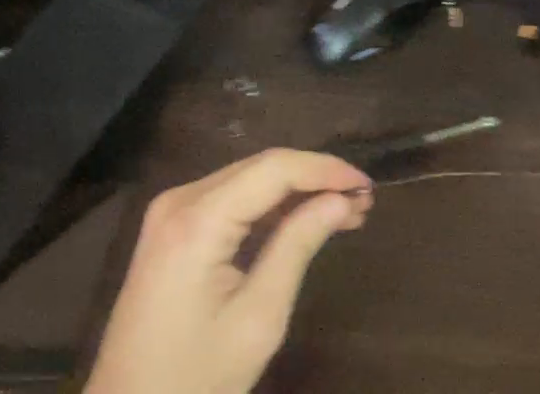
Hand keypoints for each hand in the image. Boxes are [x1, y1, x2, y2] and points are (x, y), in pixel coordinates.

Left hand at [88, 148, 373, 393]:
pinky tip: (304, 219)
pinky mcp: (172, 229)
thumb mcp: (257, 317)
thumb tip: (341, 200)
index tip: (367, 184)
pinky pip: (230, 200)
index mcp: (196, 220)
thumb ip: (298, 247)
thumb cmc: (195, 377)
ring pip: (248, 180)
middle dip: (315, 178)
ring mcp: (171, 213)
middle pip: (260, 168)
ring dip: (297, 191)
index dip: (325, 169)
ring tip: (347, 210)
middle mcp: (179, 200)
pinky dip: (270, 206)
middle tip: (364, 200)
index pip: (274, 168)